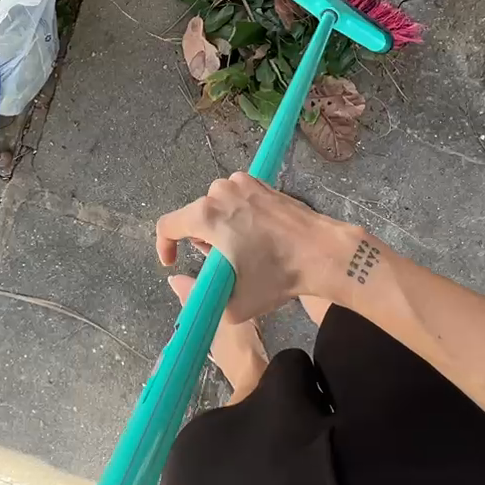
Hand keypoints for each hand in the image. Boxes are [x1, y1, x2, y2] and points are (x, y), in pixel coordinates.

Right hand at [155, 173, 363, 321]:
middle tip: (222, 262)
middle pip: (194, 215)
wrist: (320, 251)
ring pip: (215, 205)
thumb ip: (195, 295)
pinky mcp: (259, 180)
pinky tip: (256, 231)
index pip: (167, 225)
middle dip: (200, 239)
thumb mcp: (232, 304)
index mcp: (206, 216)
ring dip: (219, 225)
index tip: (174, 263)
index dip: (164, 246)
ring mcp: (240, 182)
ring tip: (242, 249)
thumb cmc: (276, 277)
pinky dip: (237, 211)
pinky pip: (235, 195)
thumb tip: (175, 280)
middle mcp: (219, 191)